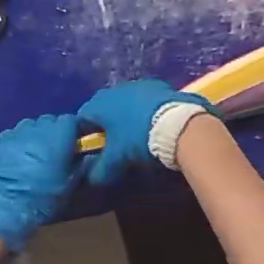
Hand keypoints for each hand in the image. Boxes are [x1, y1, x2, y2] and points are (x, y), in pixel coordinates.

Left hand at [0, 114, 84, 251]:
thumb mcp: (72, 182)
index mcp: (59, 135)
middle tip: (54, 150)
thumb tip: (90, 153)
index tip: (74, 143)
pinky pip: (15, 133)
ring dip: (36, 135)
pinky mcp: (1, 139)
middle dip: (54, 132)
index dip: (73, 130)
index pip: (70, 120)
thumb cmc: (46, 195)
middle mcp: (38, 127)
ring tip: (36, 153)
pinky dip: (20, 141)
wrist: (10, 205)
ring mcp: (17, 131)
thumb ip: (83, 162)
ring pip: (31, 125)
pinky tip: (19, 156)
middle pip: (50, 120)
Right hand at [76, 80, 216, 186]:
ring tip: (135, 133)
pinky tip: (153, 125)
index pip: (82, 118)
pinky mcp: (160, 86)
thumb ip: (100, 170)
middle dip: (106, 124)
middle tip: (112, 142)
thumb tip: (92, 178)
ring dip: (126, 116)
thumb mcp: (117, 160)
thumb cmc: (139, 139)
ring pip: (125, 102)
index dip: (83, 134)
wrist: (181, 126)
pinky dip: (144, 111)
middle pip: (104, 109)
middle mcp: (115, 90)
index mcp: (100, 104)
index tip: (91, 147)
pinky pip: (145, 101)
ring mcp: (139, 85)